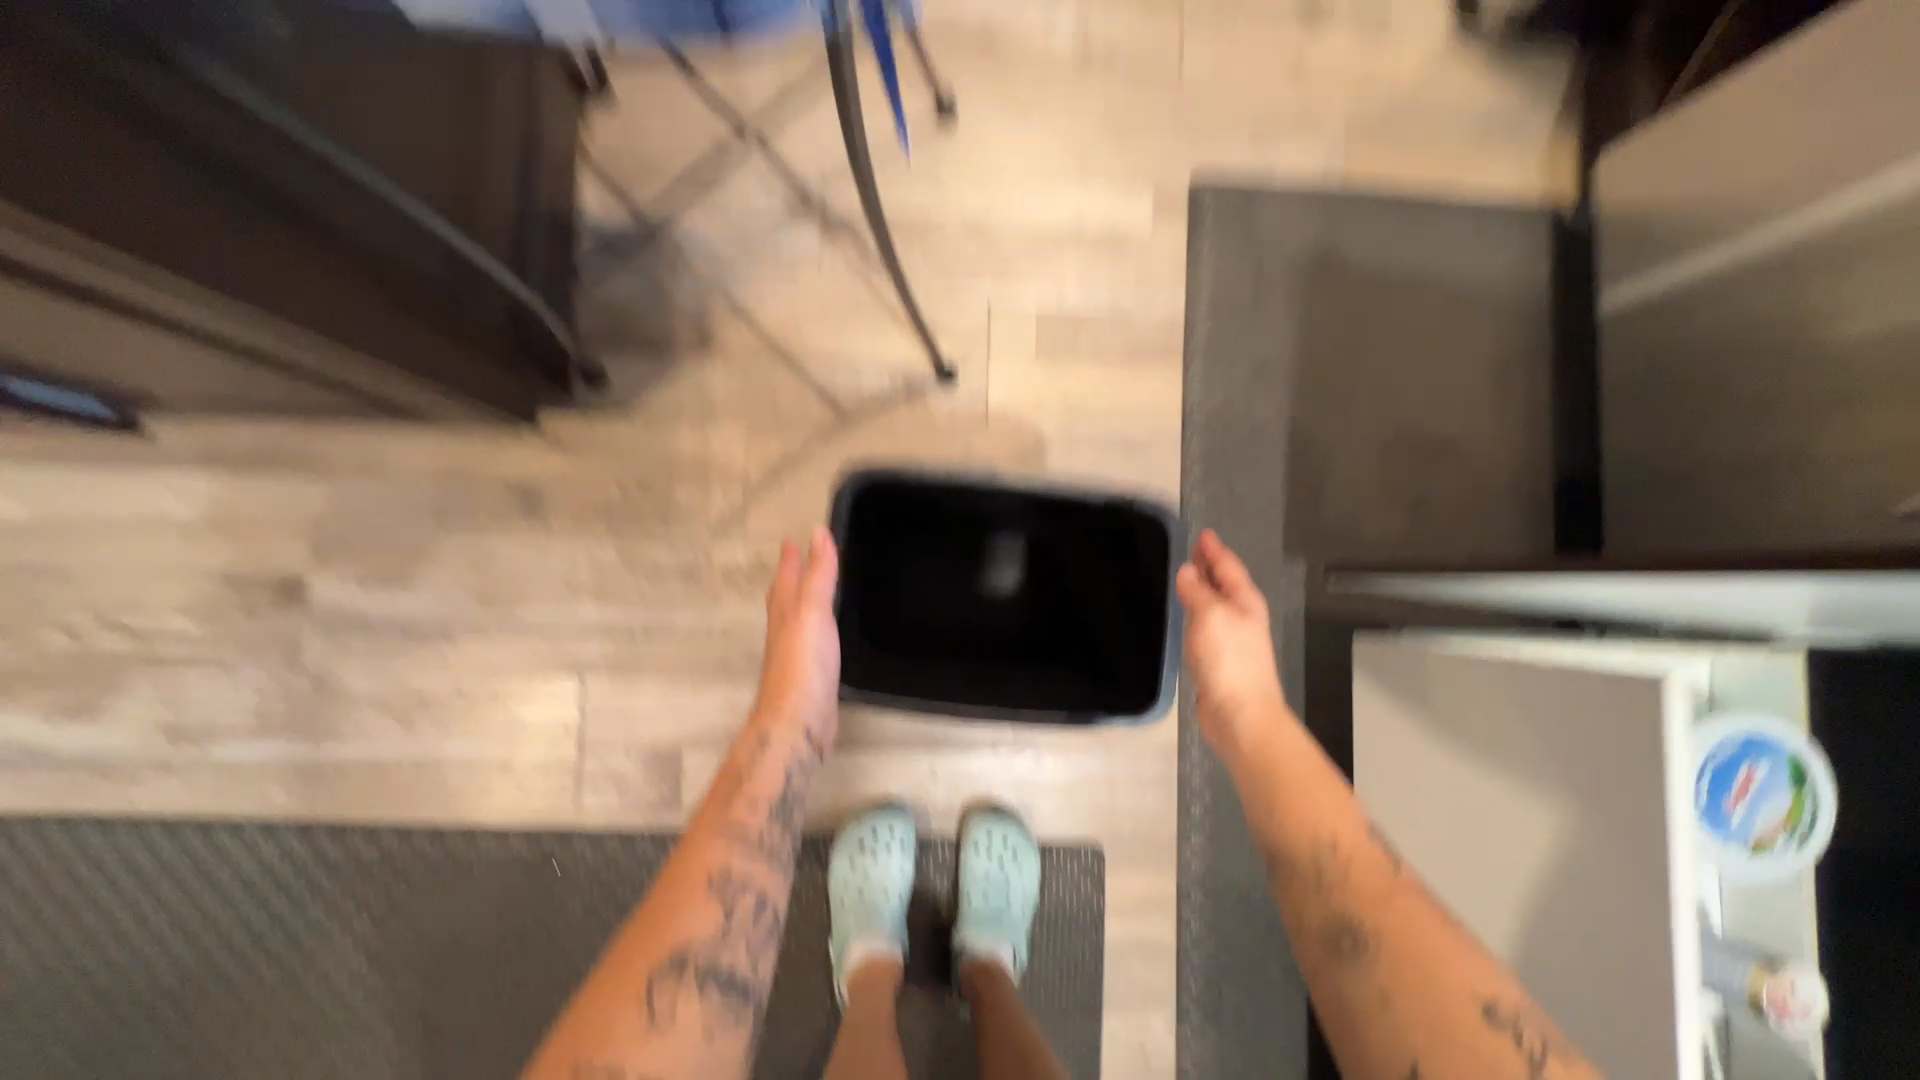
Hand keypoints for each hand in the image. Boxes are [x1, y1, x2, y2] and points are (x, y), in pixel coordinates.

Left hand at [753, 526, 841, 746]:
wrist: (798, 721)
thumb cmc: (804, 663)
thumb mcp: (813, 611)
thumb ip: (818, 574)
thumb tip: (816, 532)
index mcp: (786, 611)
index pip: (787, 577)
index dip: (791, 558)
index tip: (793, 538)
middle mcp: (786, 630)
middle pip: (786, 597)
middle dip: (791, 577)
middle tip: (798, 559)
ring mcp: (796, 655)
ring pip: (798, 619)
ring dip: (804, 602)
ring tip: (815, 591)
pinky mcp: (810, 676)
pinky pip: (813, 642)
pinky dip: (819, 630)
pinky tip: (827, 635)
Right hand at [1176, 529, 1290, 756]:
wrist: (1240, 715)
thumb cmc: (1229, 662)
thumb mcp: (1211, 617)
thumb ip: (1198, 592)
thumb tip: (1188, 572)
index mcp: (1245, 602)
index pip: (1228, 567)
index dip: (1214, 550)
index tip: (1203, 534)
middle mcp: (1241, 617)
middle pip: (1225, 584)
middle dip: (1210, 566)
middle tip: (1194, 550)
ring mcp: (1232, 639)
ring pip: (1216, 604)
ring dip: (1203, 589)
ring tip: (1187, 577)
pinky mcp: (1219, 659)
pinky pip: (1206, 625)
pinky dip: (1197, 612)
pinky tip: (1187, 614)